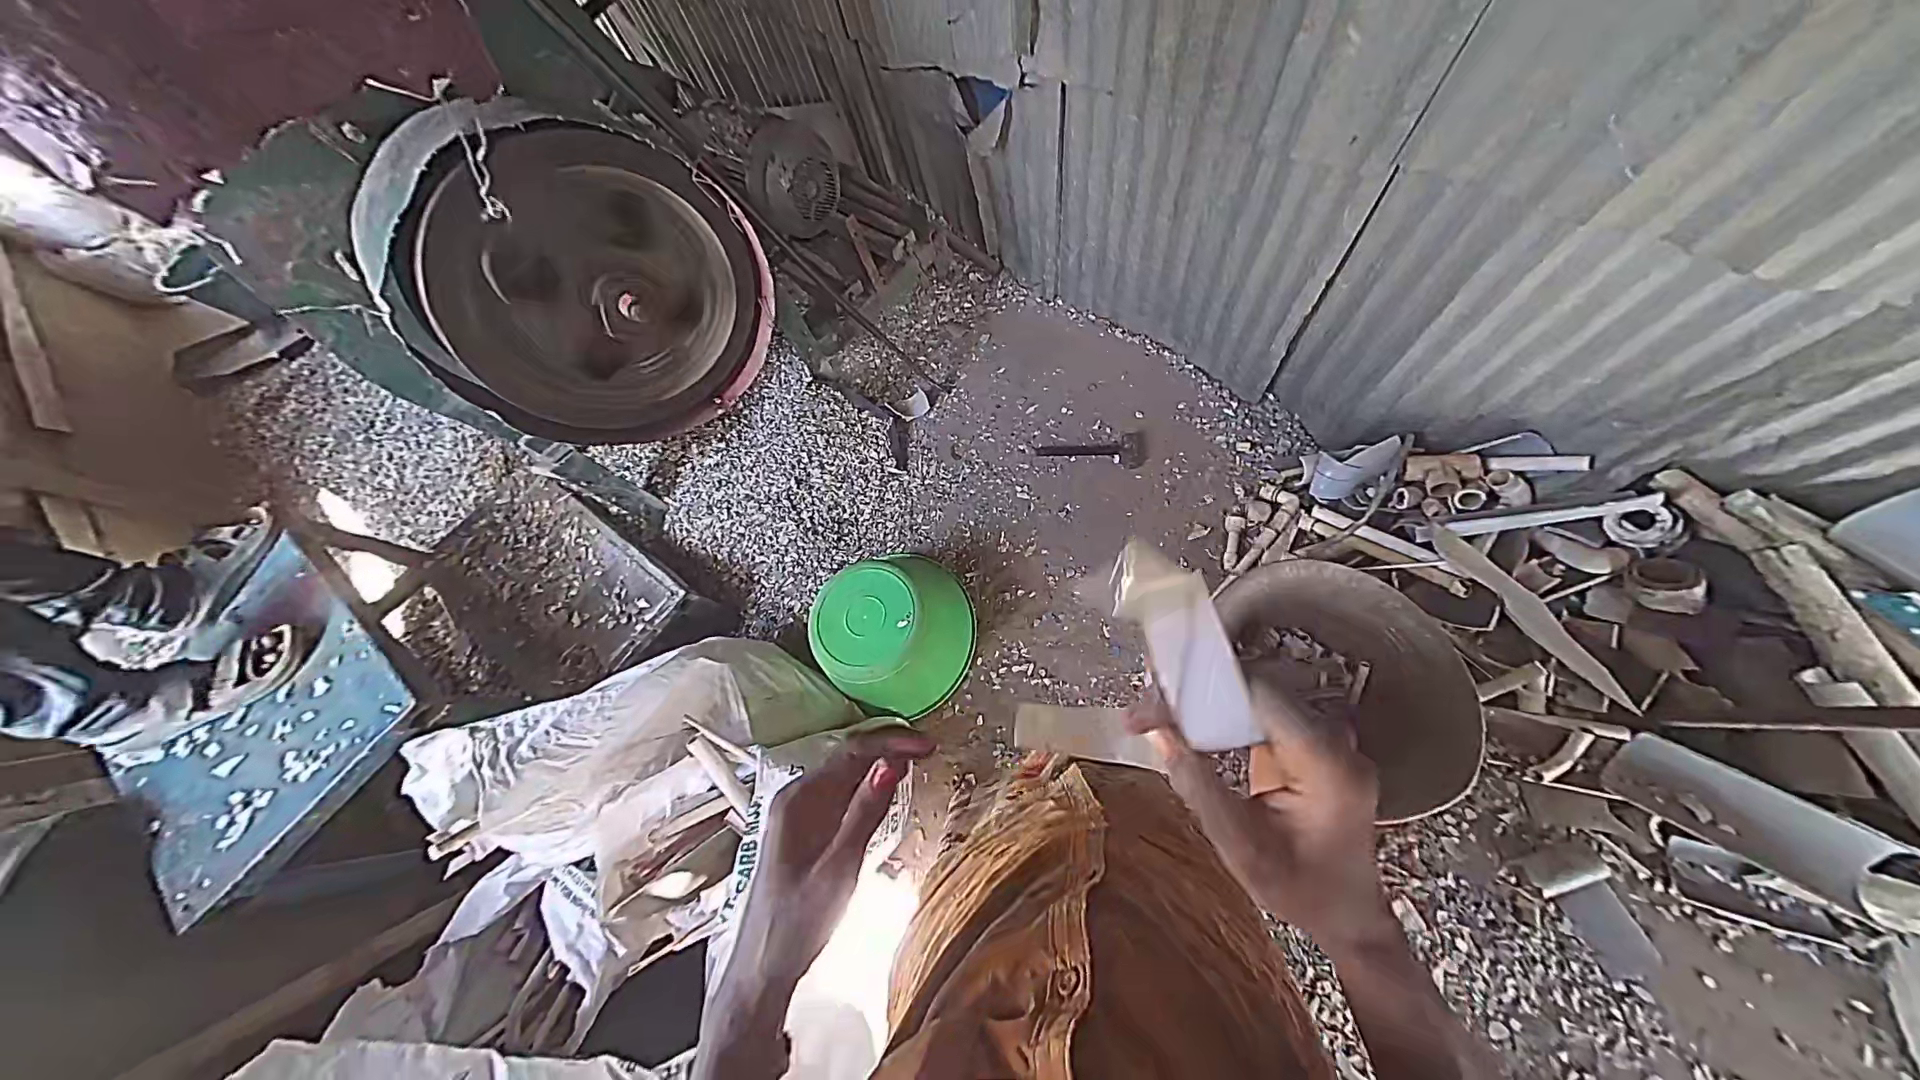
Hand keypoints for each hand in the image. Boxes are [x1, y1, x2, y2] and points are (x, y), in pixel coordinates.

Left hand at [696, 727, 934, 1079]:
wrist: (762, 970)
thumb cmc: (797, 924)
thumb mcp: (839, 868)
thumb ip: (865, 812)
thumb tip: (892, 763)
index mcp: (798, 798)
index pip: (851, 751)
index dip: (892, 742)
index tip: (927, 744)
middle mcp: (797, 796)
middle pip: (848, 756)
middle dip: (889, 747)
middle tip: (928, 749)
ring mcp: (800, 812)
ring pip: (847, 773)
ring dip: (881, 763)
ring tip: (917, 761)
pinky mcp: (808, 828)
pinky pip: (843, 793)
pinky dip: (870, 785)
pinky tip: (889, 788)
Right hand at [1126, 683, 1389, 948]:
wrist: (1346, 915)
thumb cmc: (1302, 892)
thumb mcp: (1242, 849)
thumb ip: (1200, 788)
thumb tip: (1159, 733)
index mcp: (1327, 762)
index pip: (1256, 697)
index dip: (1200, 692)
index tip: (1154, 706)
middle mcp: (1333, 740)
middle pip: (1251, 691)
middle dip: (1192, 696)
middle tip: (1144, 713)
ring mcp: (1325, 739)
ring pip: (1251, 697)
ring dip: (1201, 703)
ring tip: (1156, 716)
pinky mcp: (1309, 742)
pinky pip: (1256, 713)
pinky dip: (1217, 715)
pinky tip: (1185, 725)